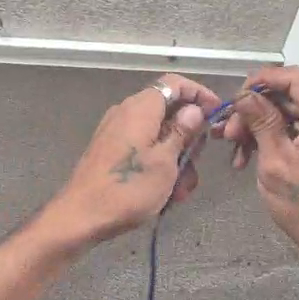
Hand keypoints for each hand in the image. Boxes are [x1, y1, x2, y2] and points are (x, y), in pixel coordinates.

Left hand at [41, 74, 216, 246]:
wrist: (81, 215)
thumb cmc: (128, 188)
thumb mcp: (165, 162)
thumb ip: (182, 132)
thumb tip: (194, 109)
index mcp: (140, 108)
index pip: (174, 84)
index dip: (199, 94)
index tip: (217, 115)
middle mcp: (126, 112)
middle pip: (168, 112)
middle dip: (188, 141)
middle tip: (195, 168)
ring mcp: (116, 131)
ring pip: (158, 136)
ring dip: (175, 161)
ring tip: (179, 192)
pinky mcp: (110, 150)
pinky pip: (143, 149)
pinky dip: (157, 166)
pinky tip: (163, 194)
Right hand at [220, 66, 298, 268]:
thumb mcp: (275, 162)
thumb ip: (261, 121)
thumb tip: (244, 95)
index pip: (295, 78)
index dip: (262, 80)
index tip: (236, 97)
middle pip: (289, 96)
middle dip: (255, 109)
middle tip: (228, 132)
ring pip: (288, 113)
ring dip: (259, 125)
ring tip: (233, 148)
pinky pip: (296, 129)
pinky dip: (272, 137)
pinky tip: (247, 156)